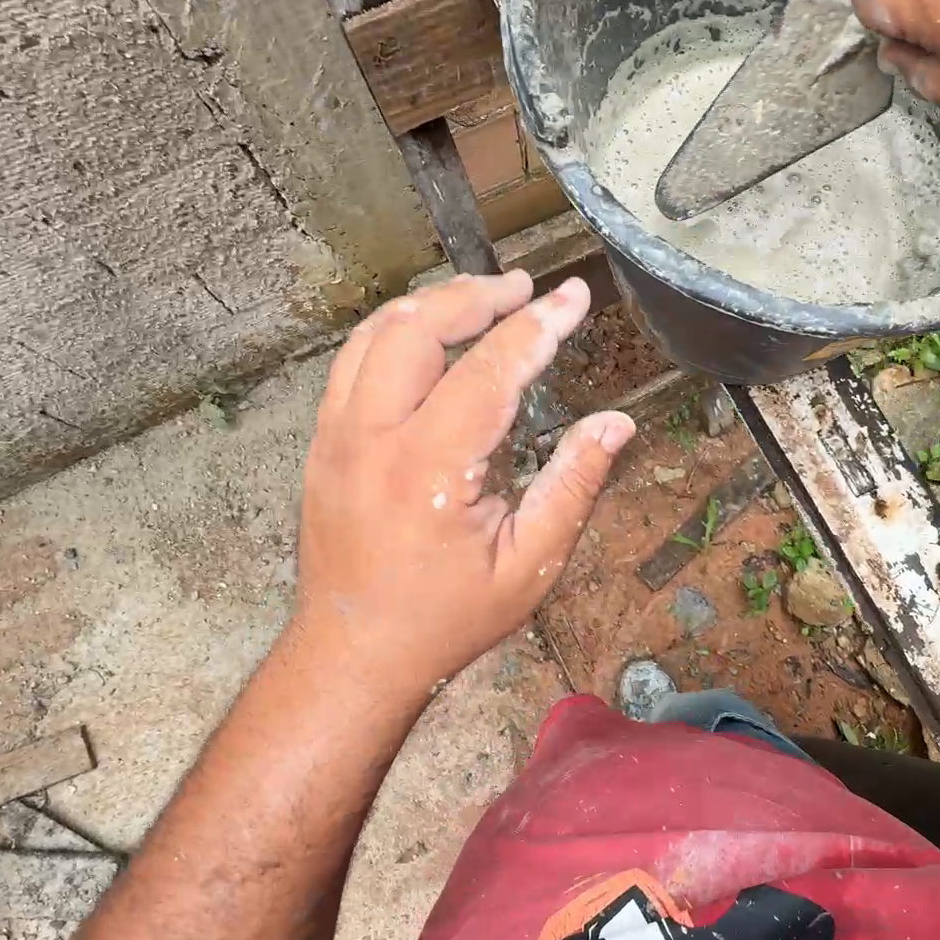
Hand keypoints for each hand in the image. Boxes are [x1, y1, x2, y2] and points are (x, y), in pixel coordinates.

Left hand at [287, 271, 633, 701]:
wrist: (355, 653)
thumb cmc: (448, 618)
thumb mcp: (529, 565)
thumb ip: (574, 485)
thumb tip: (616, 423)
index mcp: (430, 469)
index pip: (490, 369)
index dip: (539, 326)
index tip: (574, 296)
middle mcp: (372, 439)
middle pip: (416, 329)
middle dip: (476, 295)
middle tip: (525, 287)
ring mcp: (336, 437)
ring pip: (375, 335)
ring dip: (431, 305)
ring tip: (482, 297)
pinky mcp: (323, 444)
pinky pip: (352, 363)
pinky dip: (394, 333)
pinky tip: (428, 335)